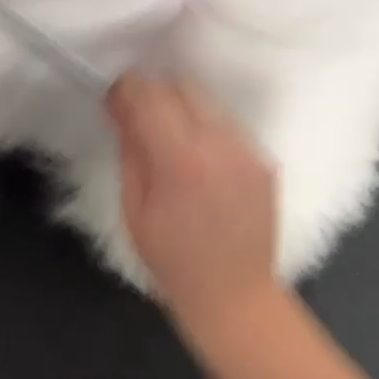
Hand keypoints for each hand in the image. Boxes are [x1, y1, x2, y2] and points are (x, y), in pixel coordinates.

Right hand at [106, 76, 281, 319]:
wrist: (233, 293)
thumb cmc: (172, 261)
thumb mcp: (135, 210)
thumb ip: (131, 153)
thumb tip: (123, 113)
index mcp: (181, 160)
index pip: (150, 95)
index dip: (126, 90)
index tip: (113, 104)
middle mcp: (221, 143)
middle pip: (183, 86)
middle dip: (155, 94)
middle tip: (136, 119)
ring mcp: (248, 150)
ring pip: (209, 103)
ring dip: (182, 110)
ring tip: (168, 141)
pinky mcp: (265, 160)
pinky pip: (229, 127)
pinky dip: (206, 131)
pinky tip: (198, 163)